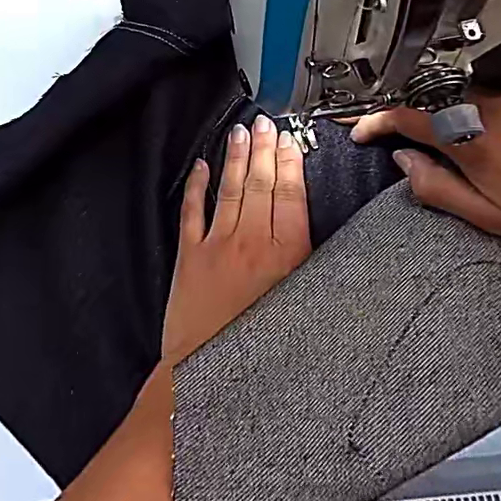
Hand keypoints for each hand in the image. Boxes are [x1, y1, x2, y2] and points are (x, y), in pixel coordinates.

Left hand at [160, 114, 310, 364]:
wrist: (208, 377)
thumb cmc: (260, 349)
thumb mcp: (301, 305)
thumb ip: (306, 265)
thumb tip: (310, 229)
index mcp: (285, 256)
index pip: (290, 194)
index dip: (289, 162)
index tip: (289, 140)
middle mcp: (252, 243)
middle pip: (261, 183)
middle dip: (264, 149)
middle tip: (265, 123)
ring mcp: (218, 244)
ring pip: (231, 189)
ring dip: (237, 157)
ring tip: (240, 133)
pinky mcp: (190, 254)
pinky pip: (193, 210)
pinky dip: (197, 185)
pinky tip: (202, 166)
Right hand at [351, 92, 500, 262]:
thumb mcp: (488, 216)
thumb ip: (437, 186)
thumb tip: (403, 163)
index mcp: (470, 133)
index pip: (407, 116)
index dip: (375, 122)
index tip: (357, 132)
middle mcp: (487, 106)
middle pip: (428, 99)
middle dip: (399, 114)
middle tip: (381, 135)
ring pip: (452, 97)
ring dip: (428, 112)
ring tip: (416, 138)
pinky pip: (477, 99)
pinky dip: (455, 112)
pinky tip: (459, 134)